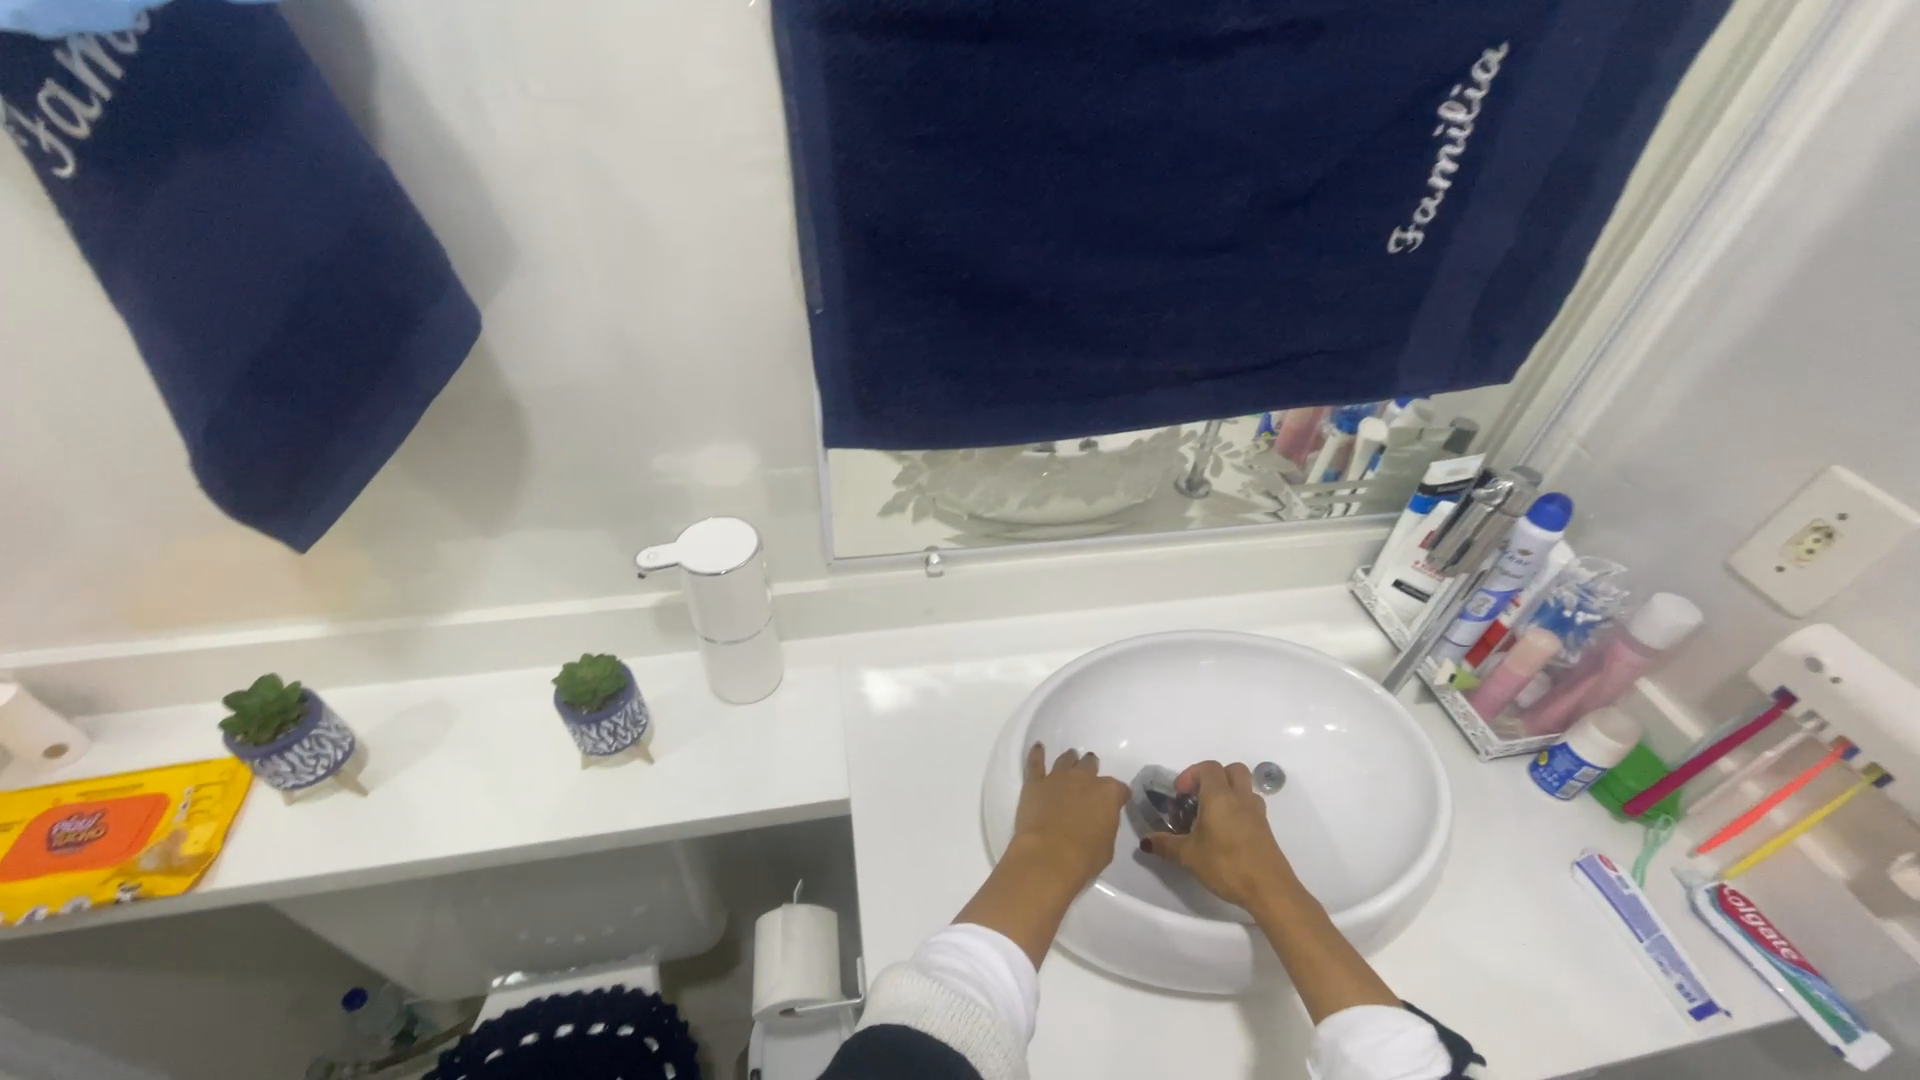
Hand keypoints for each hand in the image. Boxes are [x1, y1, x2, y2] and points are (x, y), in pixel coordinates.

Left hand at [955, 744, 1128, 967]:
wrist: (1048, 856)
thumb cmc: (1084, 858)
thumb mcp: (1107, 846)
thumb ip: (1105, 827)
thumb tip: (1099, 822)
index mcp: (1108, 794)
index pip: (1120, 789)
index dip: (1119, 795)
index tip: (1119, 799)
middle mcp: (1085, 779)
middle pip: (1090, 766)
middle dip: (1092, 768)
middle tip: (1090, 771)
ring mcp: (1058, 778)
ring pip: (1066, 760)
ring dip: (1070, 759)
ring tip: (1071, 757)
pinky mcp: (1035, 783)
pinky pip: (1035, 762)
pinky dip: (1036, 753)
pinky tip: (1038, 747)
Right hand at [1139, 760, 1297, 912]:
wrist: (1270, 890)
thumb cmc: (1226, 864)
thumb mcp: (1189, 856)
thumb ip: (1165, 845)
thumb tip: (1145, 842)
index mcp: (1220, 796)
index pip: (1208, 767)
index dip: (1191, 774)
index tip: (1179, 795)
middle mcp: (1241, 798)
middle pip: (1232, 770)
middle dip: (1213, 777)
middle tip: (1197, 798)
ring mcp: (1257, 814)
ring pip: (1244, 788)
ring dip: (1228, 793)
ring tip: (1211, 816)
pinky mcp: (1265, 830)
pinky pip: (1250, 808)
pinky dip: (1237, 811)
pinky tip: (1225, 834)